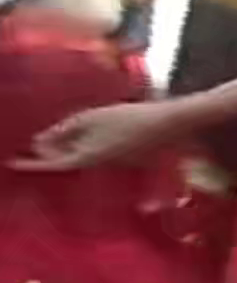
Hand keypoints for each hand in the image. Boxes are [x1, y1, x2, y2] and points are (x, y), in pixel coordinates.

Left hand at [10, 101, 193, 170]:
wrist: (175, 122)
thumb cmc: (130, 118)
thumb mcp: (88, 119)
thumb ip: (61, 131)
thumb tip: (41, 141)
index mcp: (91, 157)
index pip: (54, 164)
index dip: (31, 164)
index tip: (12, 163)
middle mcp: (108, 164)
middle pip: (74, 161)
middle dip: (56, 153)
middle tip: (44, 140)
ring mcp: (128, 162)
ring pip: (93, 158)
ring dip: (78, 149)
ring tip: (71, 136)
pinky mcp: (142, 158)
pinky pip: (111, 156)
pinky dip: (98, 148)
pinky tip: (100, 135)